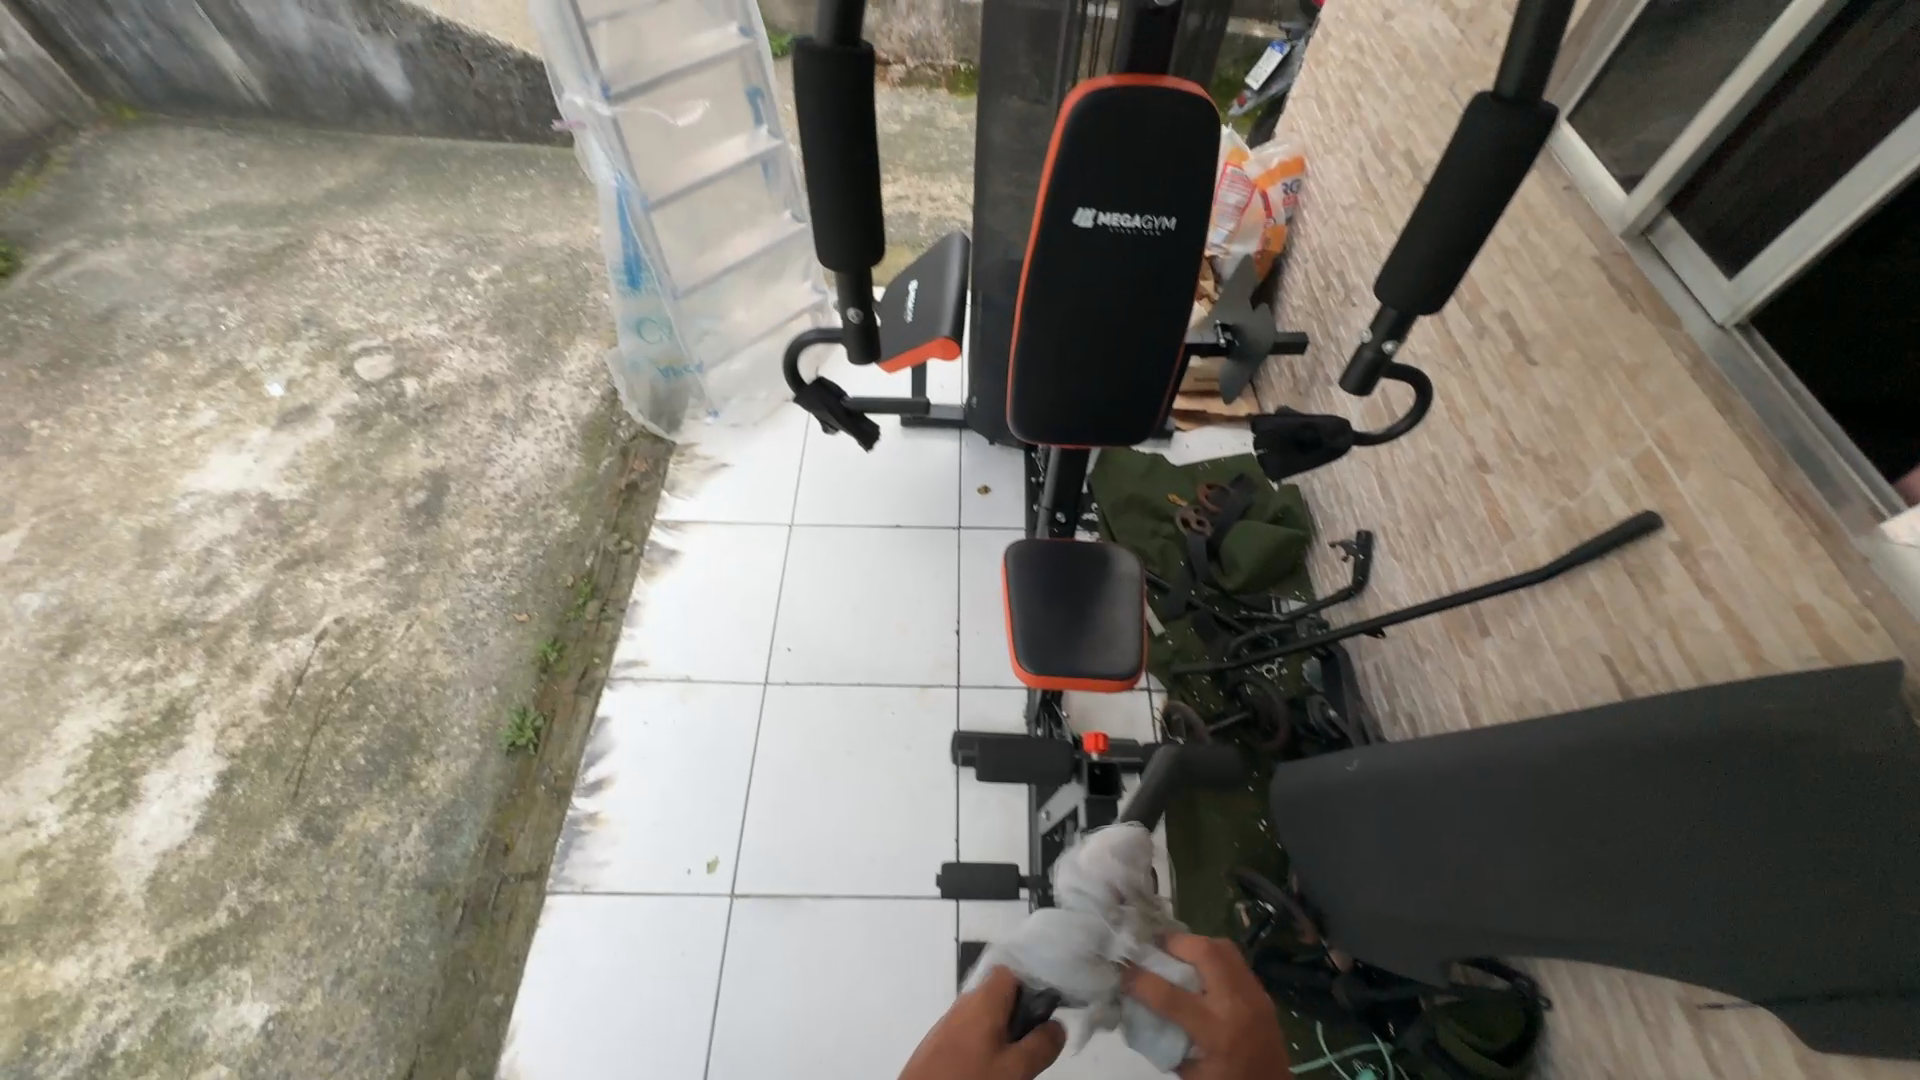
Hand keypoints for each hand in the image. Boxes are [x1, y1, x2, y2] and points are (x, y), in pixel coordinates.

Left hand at [898, 966, 1065, 1079]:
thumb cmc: (970, 1078)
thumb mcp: (1014, 1069)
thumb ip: (1040, 1046)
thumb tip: (1058, 1026)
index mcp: (983, 999)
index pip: (1009, 971)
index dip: (1030, 984)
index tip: (1044, 1010)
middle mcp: (965, 1002)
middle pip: (999, 994)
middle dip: (1019, 1015)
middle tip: (1031, 1045)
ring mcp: (950, 1021)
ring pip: (985, 1015)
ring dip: (1003, 1032)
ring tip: (1013, 1062)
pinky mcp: (941, 1040)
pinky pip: (971, 1030)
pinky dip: (985, 1042)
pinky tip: (989, 1067)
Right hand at [1125, 934, 1289, 1079]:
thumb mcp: (1191, 1075)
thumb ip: (1165, 1040)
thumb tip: (1138, 1009)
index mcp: (1216, 1032)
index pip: (1170, 996)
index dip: (1140, 980)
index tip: (1121, 971)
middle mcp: (1236, 1005)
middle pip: (1205, 952)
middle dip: (1175, 942)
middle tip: (1153, 943)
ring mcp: (1254, 995)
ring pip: (1223, 947)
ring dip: (1195, 943)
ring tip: (1176, 949)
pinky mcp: (1264, 993)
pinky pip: (1236, 960)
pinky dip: (1214, 955)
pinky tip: (1201, 966)